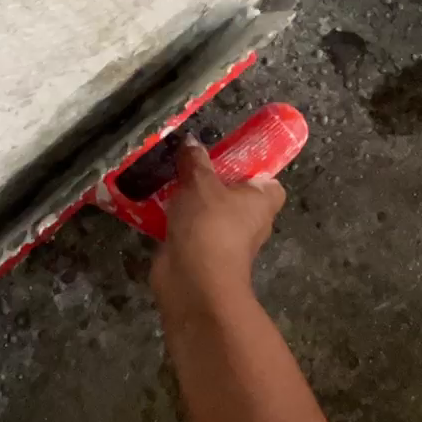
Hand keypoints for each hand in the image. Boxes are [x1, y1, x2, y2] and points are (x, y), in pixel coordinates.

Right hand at [151, 135, 286, 311]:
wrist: (193, 280)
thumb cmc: (210, 224)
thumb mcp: (200, 181)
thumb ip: (195, 160)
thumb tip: (191, 141)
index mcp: (261, 202)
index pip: (269, 183)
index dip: (253, 169)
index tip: (229, 156)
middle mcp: (248, 222)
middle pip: (233, 194)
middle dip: (211, 179)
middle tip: (188, 160)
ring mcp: (223, 239)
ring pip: (207, 211)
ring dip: (189, 198)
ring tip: (166, 175)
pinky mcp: (198, 251)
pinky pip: (187, 227)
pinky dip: (172, 217)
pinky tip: (152, 201)